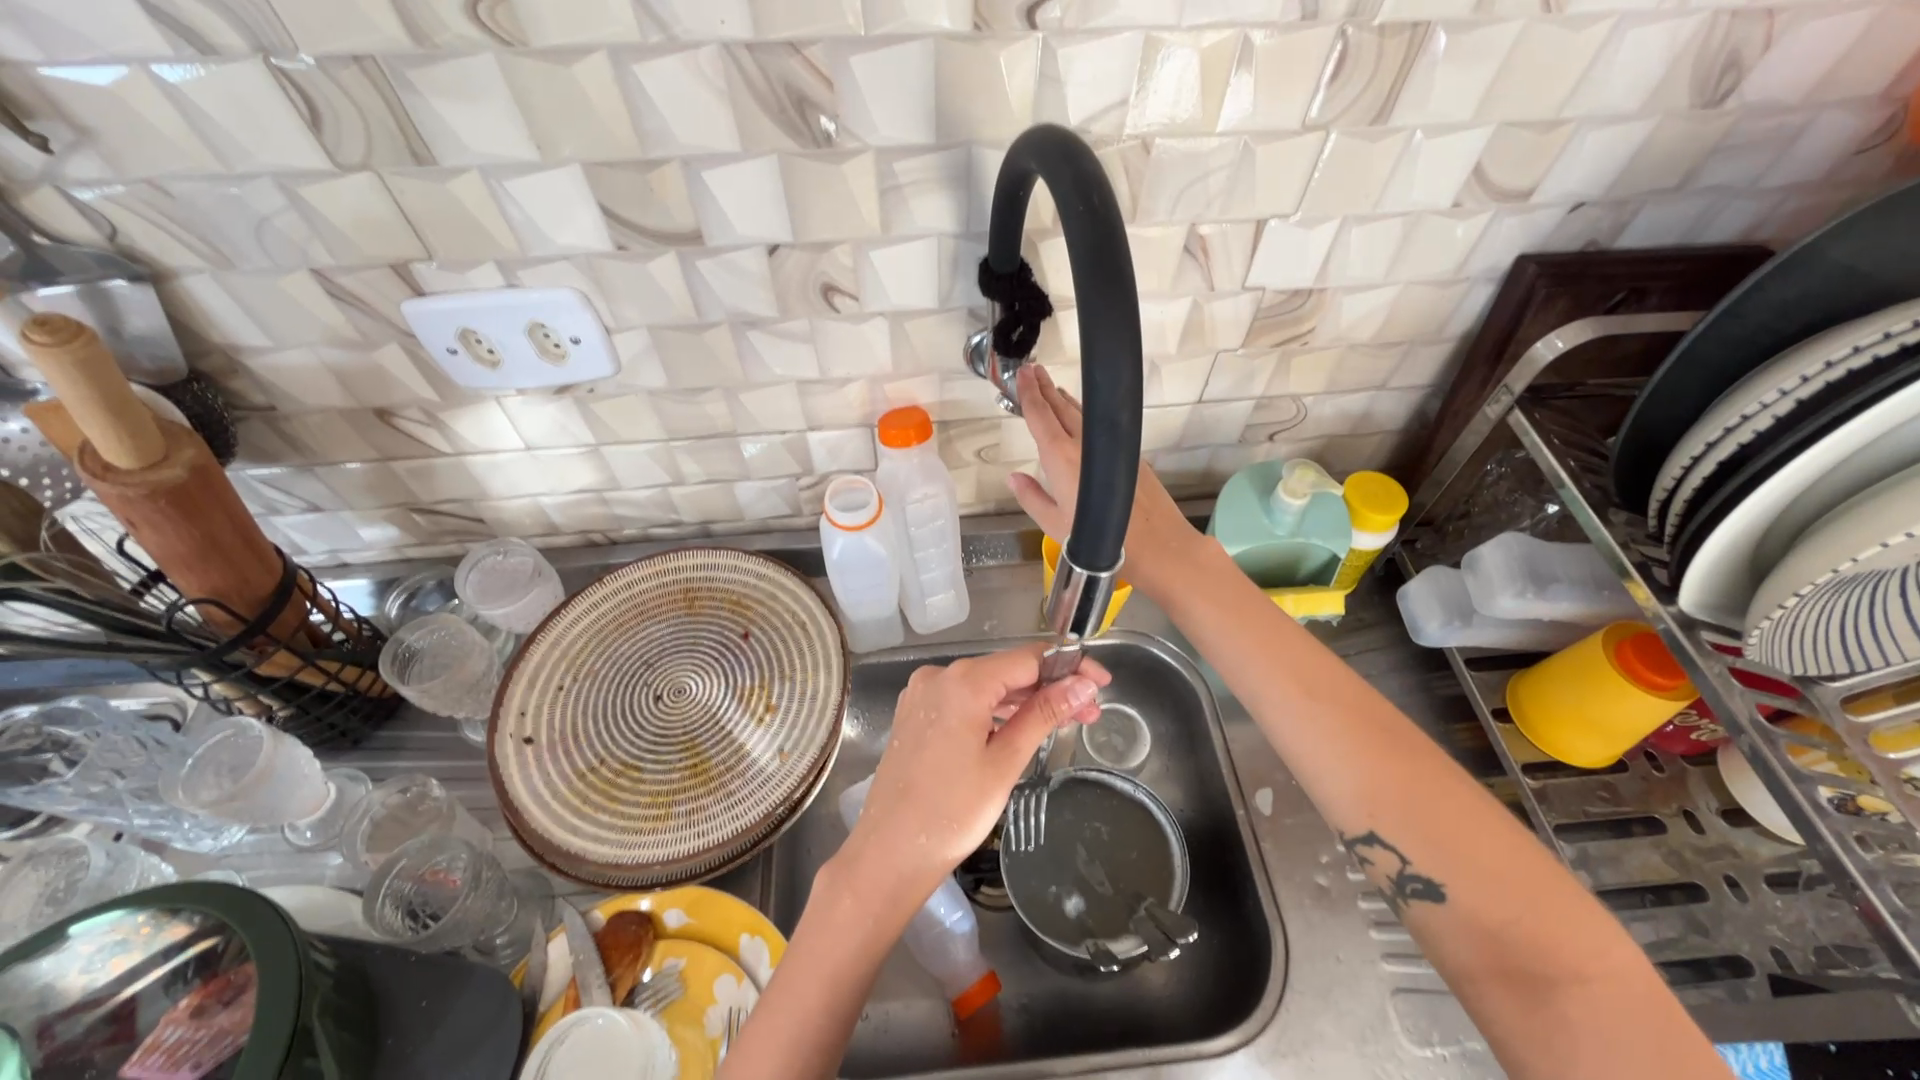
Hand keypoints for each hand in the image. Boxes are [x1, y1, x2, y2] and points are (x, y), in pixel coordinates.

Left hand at [838, 643, 1110, 908]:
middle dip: (1051, 687)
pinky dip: (994, 710)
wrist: (891, 851)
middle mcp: (939, 676)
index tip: (1102, 683)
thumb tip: (1083, 685)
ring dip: (1025, 700)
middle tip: (1091, 712)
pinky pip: (964, 700)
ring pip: (987, 685)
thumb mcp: (1006, 761)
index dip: (1070, 667)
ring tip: (1065, 722)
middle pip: (1007, 670)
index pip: (1029, 659)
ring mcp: (923, 694)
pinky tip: (1021, 726)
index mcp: (963, 682)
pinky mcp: (916, 714)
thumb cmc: (953, 812)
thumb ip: (1044, 715)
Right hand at [1007, 364, 1200, 595]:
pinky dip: (1085, 415)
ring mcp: (1112, 446)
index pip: (1041, 417)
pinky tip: (1081, 419)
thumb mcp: (1054, 526)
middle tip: (1033, 371)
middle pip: (1062, 408)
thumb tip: (1014, 478)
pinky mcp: (1129, 454)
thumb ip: (1032, 498)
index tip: (1022, 375)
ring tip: (1052, 390)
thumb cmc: (1100, 542)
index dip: (1029, 394)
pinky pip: (1100, 426)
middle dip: (1046, 389)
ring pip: (1083, 414)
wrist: (1158, 546)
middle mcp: (1086, 445)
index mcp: (1062, 459)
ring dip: (1065, 400)